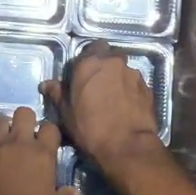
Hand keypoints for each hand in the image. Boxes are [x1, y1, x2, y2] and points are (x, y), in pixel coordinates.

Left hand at [0, 109, 78, 194]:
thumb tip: (74, 191)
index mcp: (41, 156)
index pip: (50, 128)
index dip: (49, 134)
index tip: (47, 144)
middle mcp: (17, 144)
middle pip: (24, 113)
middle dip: (26, 122)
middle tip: (24, 139)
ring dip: (3, 129)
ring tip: (2, 143)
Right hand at [42, 40, 167, 178]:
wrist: (128, 146)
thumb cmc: (91, 128)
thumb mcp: (67, 113)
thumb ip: (58, 93)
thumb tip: (47, 84)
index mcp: (89, 63)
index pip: (89, 49)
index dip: (86, 60)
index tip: (82, 74)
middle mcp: (113, 62)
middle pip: (109, 54)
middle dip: (104, 64)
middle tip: (97, 83)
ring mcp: (133, 73)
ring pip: (123, 68)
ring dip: (118, 77)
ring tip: (114, 96)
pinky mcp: (148, 87)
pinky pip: (135, 82)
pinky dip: (130, 89)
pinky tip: (126, 105)